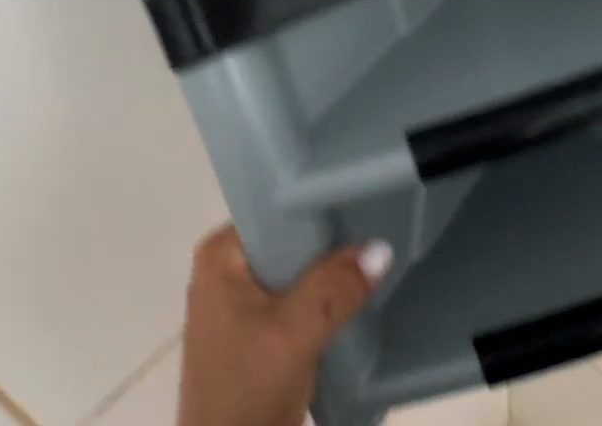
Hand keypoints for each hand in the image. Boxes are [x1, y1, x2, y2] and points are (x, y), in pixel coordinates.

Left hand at [177, 225, 392, 425]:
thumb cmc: (247, 392)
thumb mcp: (295, 335)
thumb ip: (335, 288)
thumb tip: (380, 247)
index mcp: (221, 253)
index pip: (279, 212)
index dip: (321, 211)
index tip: (362, 209)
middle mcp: (225, 267)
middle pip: (292, 241)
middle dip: (330, 244)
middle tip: (377, 234)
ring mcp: (239, 300)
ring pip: (298, 271)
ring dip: (330, 275)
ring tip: (373, 263)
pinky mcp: (256, 330)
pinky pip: (297, 297)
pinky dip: (323, 300)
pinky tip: (354, 297)